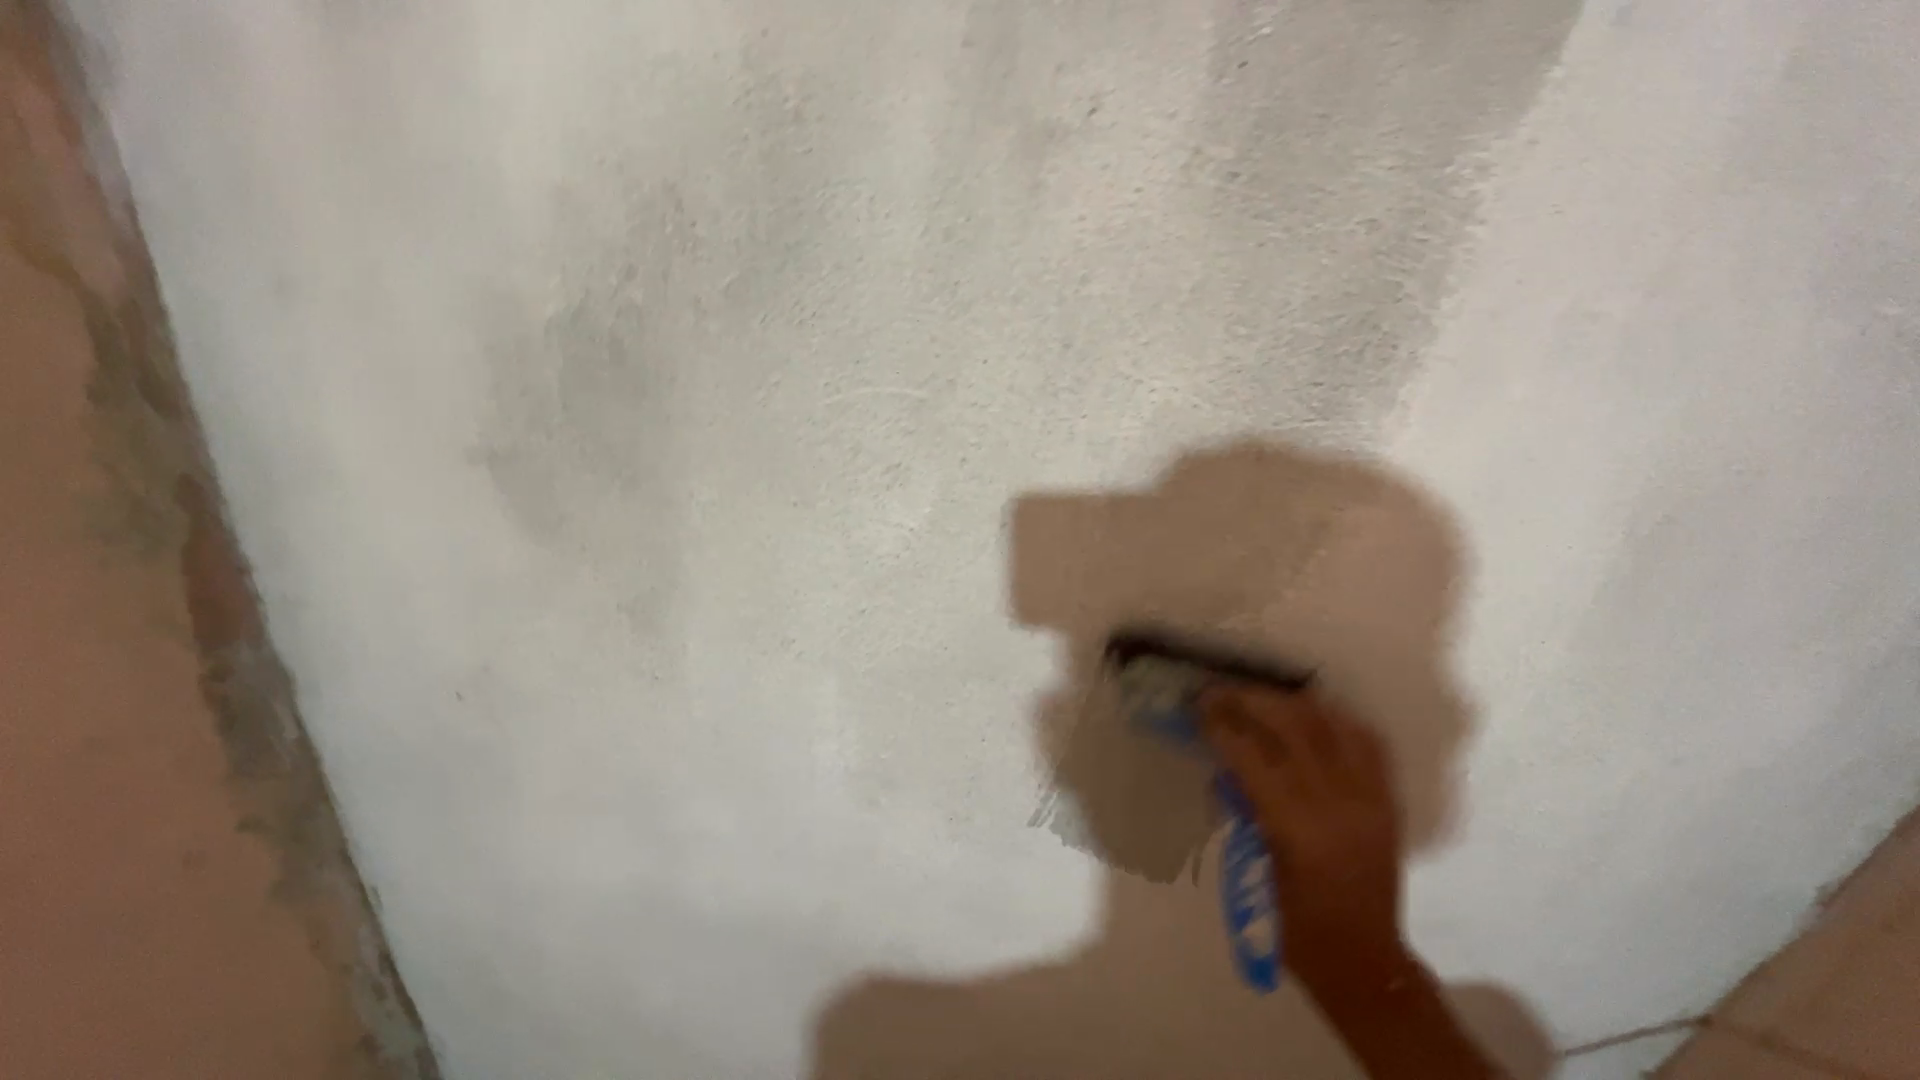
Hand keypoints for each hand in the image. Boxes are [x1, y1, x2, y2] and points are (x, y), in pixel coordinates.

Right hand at [1199, 683, 1404, 986]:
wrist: (1364, 961)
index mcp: (1300, 829)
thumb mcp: (1258, 869)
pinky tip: (1314, 714)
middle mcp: (1339, 804)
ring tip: (1262, 695)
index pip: (1253, 757)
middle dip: (1252, 701)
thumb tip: (1228, 765)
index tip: (1198, 707)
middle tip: (1220, 692)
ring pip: (1333, 725)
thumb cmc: (1297, 928)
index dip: (1222, 726)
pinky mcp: (1388, 802)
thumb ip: (1248, 812)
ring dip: (1293, 702)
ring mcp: (1370, 798)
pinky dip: (1338, 720)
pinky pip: (1368, 743)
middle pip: (1294, 727)